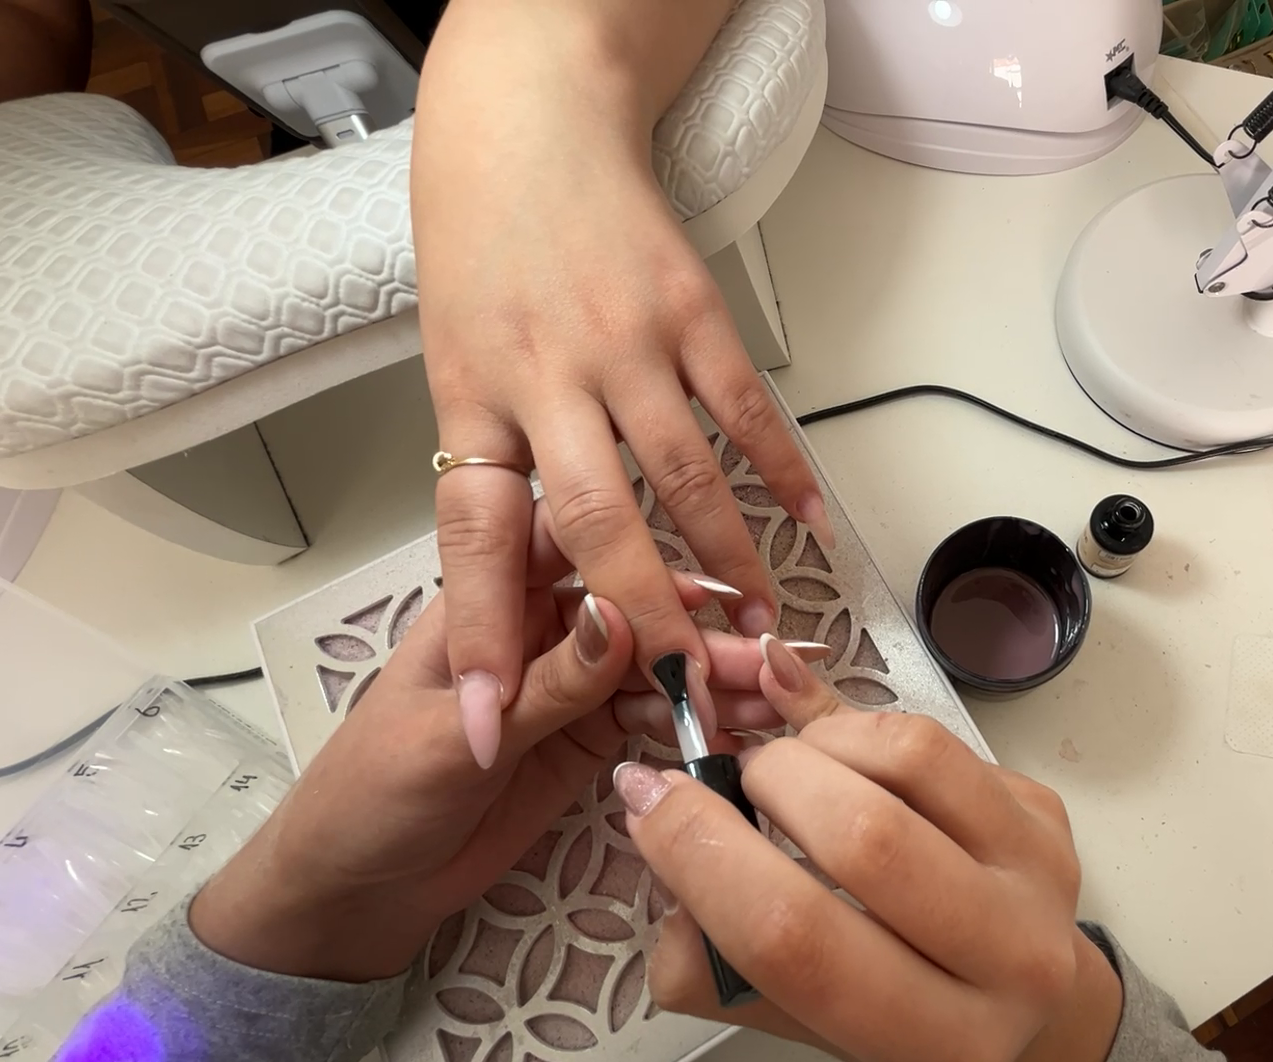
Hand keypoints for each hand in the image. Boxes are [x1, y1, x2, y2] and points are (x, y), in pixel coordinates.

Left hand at [187, 559, 783, 982]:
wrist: (363, 887)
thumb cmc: (374, 792)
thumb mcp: (454, 733)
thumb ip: (550, 679)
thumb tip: (623, 613)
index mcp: (494, 600)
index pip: (576, 549)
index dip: (646, 560)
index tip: (710, 593)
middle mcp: (551, 626)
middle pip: (641, 613)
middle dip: (705, 636)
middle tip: (772, 658)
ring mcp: (583, 678)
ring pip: (662, 665)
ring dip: (717, 680)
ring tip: (777, 698)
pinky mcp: (602, 727)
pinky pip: (661, 714)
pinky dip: (701, 722)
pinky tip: (744, 728)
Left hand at [411, 0, 829, 768]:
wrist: (531, 123)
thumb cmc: (486, 247)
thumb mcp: (457, 360)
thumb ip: (500, 462)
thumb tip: (544, 571)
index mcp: (472, 399)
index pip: (475, 540)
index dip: (483, 636)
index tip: (492, 728)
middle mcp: (548, 380)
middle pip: (599, 525)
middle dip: (643, 619)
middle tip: (685, 691)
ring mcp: (629, 344)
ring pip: (686, 477)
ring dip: (730, 558)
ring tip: (761, 623)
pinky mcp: (695, 315)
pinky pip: (747, 412)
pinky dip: (785, 473)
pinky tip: (814, 525)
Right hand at [617, 639, 1122, 1061]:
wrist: (1025, 986)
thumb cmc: (907, 1005)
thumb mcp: (811, 1015)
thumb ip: (721, 957)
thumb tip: (666, 825)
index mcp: (938, 1042)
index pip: (800, 941)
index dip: (706, 858)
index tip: (650, 798)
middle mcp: (1010, 955)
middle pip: (866, 838)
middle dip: (773, 782)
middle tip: (742, 774)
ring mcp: (1040, 868)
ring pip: (911, 757)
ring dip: (823, 740)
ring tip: (794, 759)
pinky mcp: (1045, 807)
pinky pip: (938, 735)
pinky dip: (866, 725)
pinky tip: (844, 748)